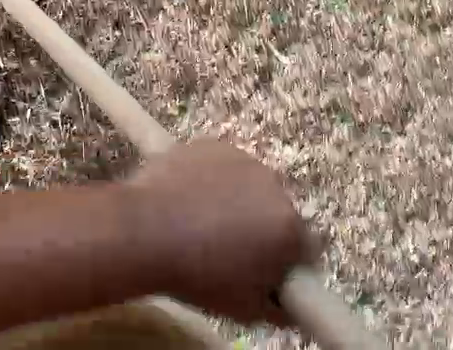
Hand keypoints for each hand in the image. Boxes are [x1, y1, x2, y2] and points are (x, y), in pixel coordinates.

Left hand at [123, 140, 313, 324]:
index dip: (289, 262)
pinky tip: (190, 196)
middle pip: (278, 211)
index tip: (267, 270)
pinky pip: (222, 166)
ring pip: (250, 185)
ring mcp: (241, 158)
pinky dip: (213, 178)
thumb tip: (286, 303)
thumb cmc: (198, 274)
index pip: (307, 248)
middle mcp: (274, 185)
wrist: (145, 228)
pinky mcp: (211, 143)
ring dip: (239, 199)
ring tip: (204, 219)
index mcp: (289, 227)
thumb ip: (278, 307)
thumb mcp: (247, 310)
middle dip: (262, 227)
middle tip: (231, 245)